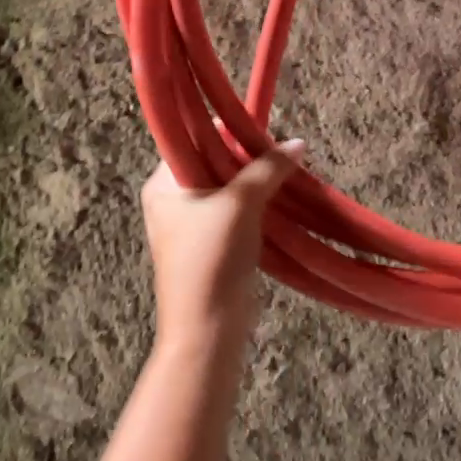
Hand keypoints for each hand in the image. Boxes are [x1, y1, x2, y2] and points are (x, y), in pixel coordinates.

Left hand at [139, 140, 304, 347]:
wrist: (207, 330)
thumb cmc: (212, 260)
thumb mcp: (241, 204)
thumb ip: (268, 169)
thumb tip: (297, 143)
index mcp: (163, 183)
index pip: (194, 137)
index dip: (227, 130)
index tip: (261, 132)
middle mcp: (172, 198)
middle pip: (213, 160)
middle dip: (247, 156)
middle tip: (278, 155)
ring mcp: (192, 222)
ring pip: (228, 185)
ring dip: (255, 180)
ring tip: (284, 173)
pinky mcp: (212, 242)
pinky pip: (235, 209)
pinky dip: (256, 202)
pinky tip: (279, 198)